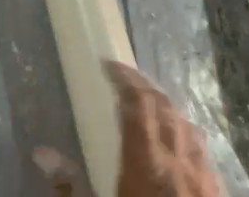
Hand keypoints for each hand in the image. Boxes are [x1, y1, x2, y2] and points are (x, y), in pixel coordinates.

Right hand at [35, 62, 221, 196]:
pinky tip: (180, 151)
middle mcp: (179, 165)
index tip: (107, 64)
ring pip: (189, 129)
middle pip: (165, 109)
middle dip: (144, 88)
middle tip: (124, 80)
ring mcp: (205, 183)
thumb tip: (43, 152)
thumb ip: (68, 187)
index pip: (137, 105)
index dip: (123, 79)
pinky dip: (187, 138)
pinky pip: (204, 156)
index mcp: (146, 164)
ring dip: (168, 110)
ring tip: (150, 106)